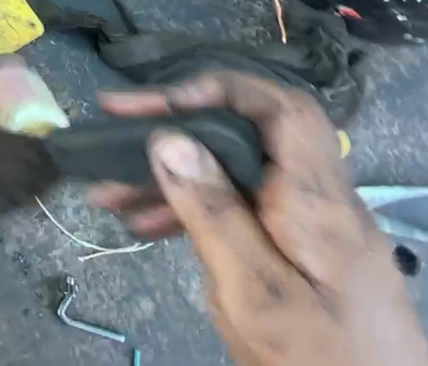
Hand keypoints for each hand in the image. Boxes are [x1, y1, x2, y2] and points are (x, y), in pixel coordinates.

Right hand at [87, 73, 427, 365]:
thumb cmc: (318, 364)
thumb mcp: (256, 293)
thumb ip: (214, 212)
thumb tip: (168, 138)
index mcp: (321, 204)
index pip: (284, 109)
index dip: (220, 88)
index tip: (159, 103)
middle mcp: (319, 204)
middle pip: (245, 136)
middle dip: (172, 127)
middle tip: (110, 123)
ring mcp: (308, 230)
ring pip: (232, 173)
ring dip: (167, 173)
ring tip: (107, 189)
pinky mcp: (295, 254)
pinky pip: (235, 209)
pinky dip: (186, 209)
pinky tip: (141, 225)